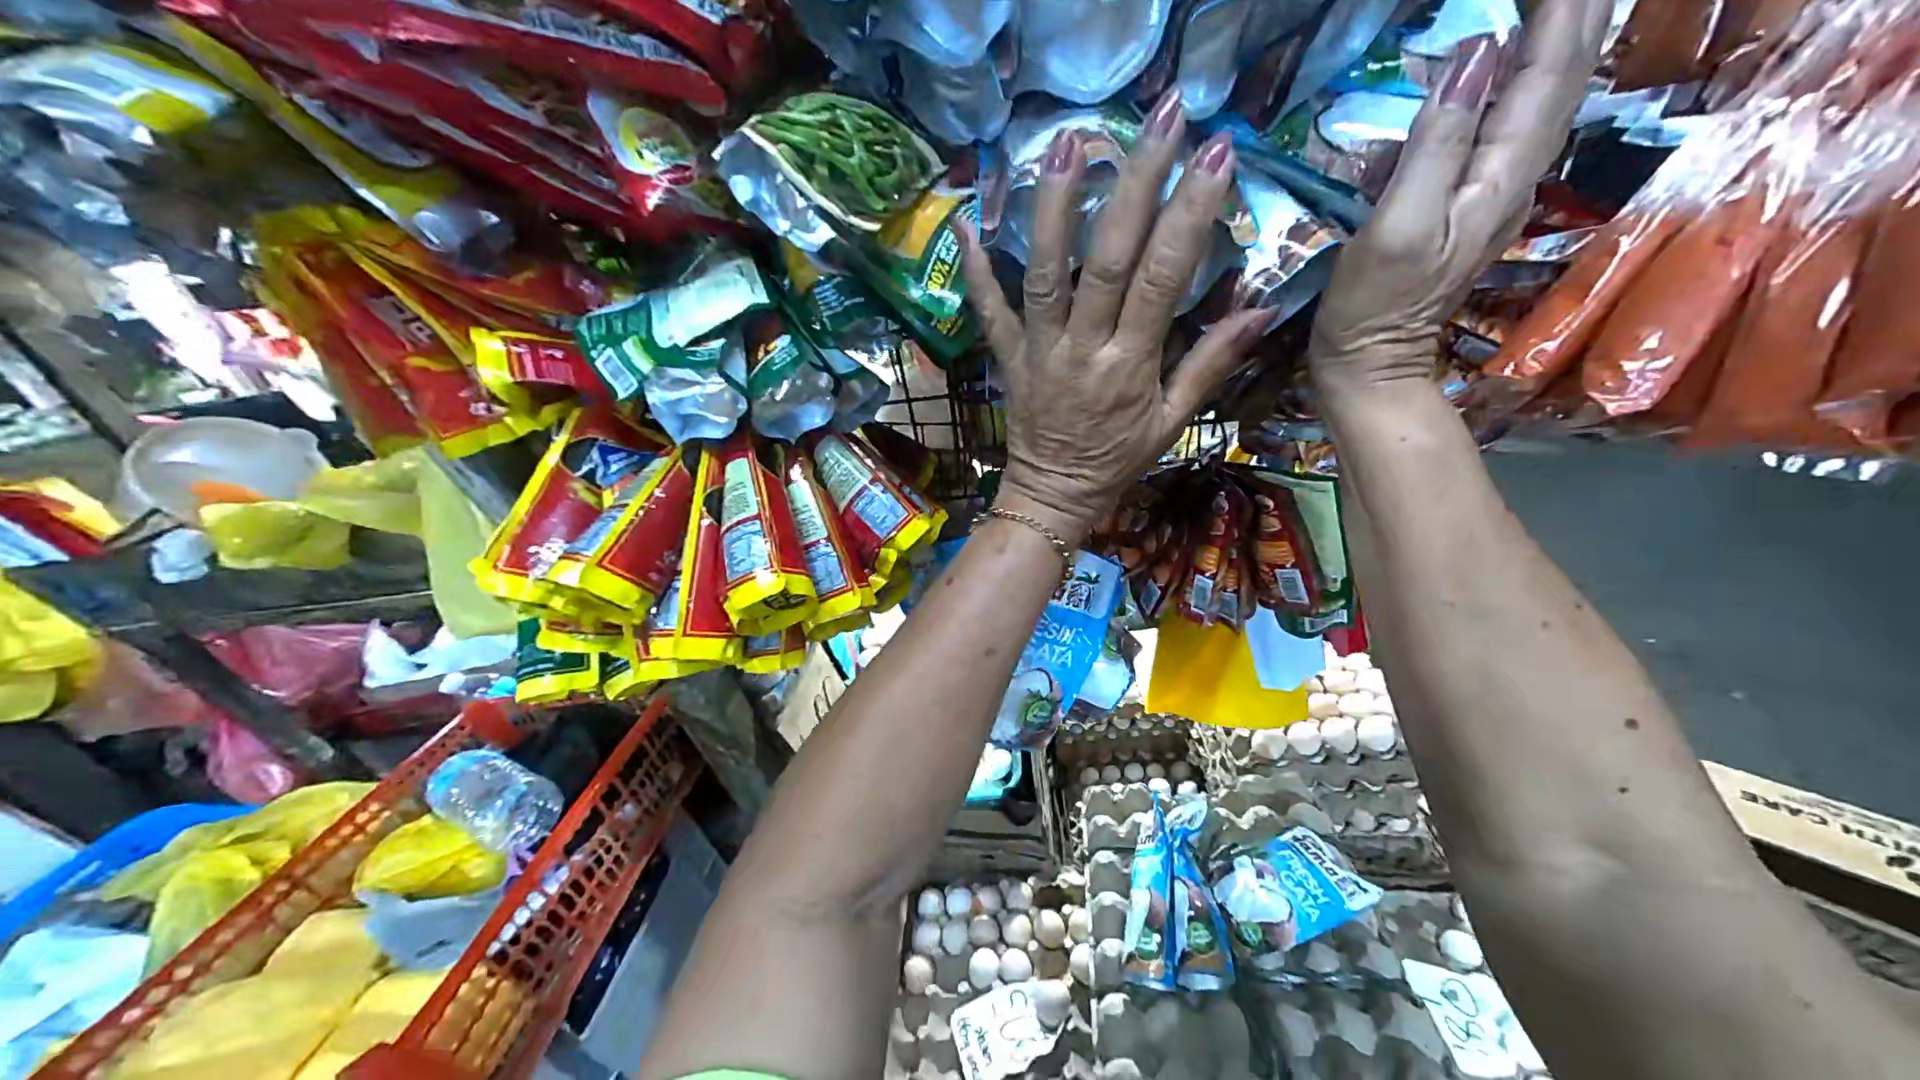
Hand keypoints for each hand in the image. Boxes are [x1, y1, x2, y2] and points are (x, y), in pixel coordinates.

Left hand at [959, 91, 1271, 541]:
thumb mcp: (1172, 424)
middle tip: (1160, 119)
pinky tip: (965, 224)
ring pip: (1046, 272)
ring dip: (1055, 205)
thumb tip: (1263, 308)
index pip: (1163, 279)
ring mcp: (1038, 350)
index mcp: (1129, 365)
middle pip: (1109, 259)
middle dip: (1136, 184)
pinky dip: (976, 271)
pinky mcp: (1007, 357)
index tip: (1215, 156)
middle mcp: (1082, 348)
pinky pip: (989, 311)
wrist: (1052, 496)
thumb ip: (1210, 365)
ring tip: (1068, 143)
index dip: (1189, 215)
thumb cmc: (1116, 462)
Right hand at [1308, 0, 1609, 402]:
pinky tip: (1497, 73)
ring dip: (1551, 44)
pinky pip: (1503, 131)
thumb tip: (1476, 53)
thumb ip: (1436, 145)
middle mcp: (1513, 178)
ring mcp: (1491, 196)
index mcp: (1499, 177)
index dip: (1556, 10)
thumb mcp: (1397, 226)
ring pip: (1540, 101)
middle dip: (1572, 16)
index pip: (1546, 71)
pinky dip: (1513, 87)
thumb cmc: (1372, 305)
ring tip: (1549, 4)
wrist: (1369, 366)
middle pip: (1561, 78)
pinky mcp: (1463, 209)